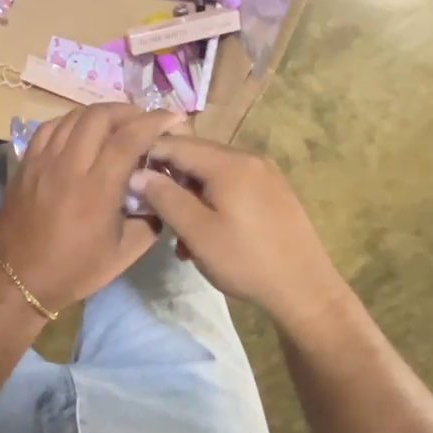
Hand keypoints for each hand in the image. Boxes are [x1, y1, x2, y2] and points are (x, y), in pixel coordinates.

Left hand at [0, 105, 186, 312]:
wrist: (17, 280)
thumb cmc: (74, 270)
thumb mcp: (124, 254)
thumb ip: (151, 220)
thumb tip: (162, 194)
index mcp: (97, 189)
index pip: (129, 138)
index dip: (154, 121)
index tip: (173, 118)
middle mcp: (68, 166)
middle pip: (99, 116)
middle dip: (128, 110)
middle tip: (143, 120)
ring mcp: (42, 161)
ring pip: (73, 117)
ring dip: (100, 113)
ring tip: (116, 123)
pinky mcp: (25, 163)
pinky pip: (49, 127)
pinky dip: (71, 122)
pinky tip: (82, 132)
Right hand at [128, 135, 347, 327]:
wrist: (305, 289)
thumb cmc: (246, 261)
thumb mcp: (198, 233)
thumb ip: (165, 198)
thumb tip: (137, 173)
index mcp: (229, 162)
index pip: (176, 143)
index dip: (147, 157)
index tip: (127, 179)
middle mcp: (248, 158)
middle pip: (196, 156)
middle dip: (171, 180)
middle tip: (155, 212)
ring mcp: (265, 173)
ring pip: (213, 173)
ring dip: (191, 196)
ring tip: (182, 236)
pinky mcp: (273, 191)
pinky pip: (232, 184)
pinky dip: (213, 201)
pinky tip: (208, 234)